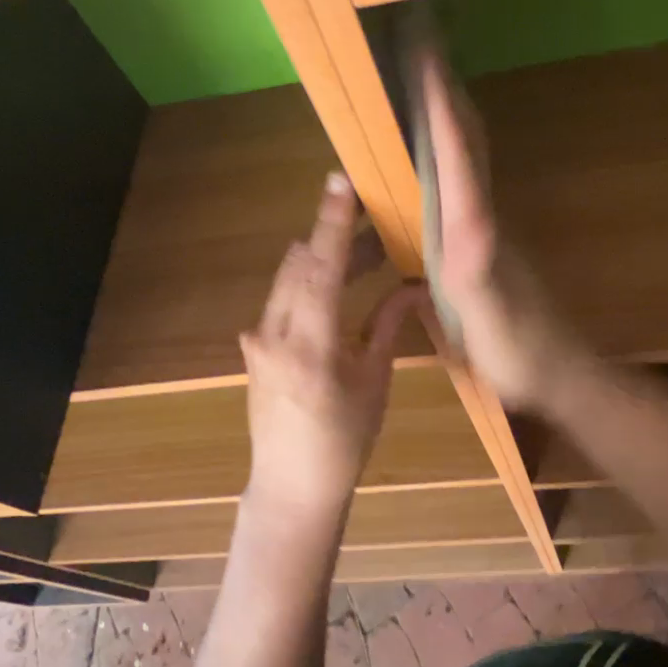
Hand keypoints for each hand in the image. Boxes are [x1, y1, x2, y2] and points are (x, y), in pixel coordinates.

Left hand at [242, 173, 426, 514]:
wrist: (291, 485)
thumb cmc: (343, 441)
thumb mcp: (374, 382)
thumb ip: (386, 326)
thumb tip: (413, 286)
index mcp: (309, 345)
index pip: (320, 269)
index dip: (332, 223)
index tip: (341, 182)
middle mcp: (273, 333)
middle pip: (300, 263)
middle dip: (334, 236)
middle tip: (373, 218)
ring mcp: (257, 338)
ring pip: (289, 279)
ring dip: (322, 259)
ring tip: (365, 253)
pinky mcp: (254, 346)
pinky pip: (282, 300)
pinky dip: (309, 284)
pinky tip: (339, 287)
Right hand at [422, 63, 587, 409]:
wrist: (560, 372)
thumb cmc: (520, 352)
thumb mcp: (491, 320)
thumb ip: (478, 272)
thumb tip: (467, 221)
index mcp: (476, 228)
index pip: (458, 155)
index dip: (440, 106)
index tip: (423, 56)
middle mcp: (481, 215)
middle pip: (466, 138)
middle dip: (443, 88)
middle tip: (418, 42)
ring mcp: (485, 224)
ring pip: (467, 152)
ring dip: (447, 109)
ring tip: (420, 77)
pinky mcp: (483, 238)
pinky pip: (461, 174)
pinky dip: (446, 143)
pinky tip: (432, 146)